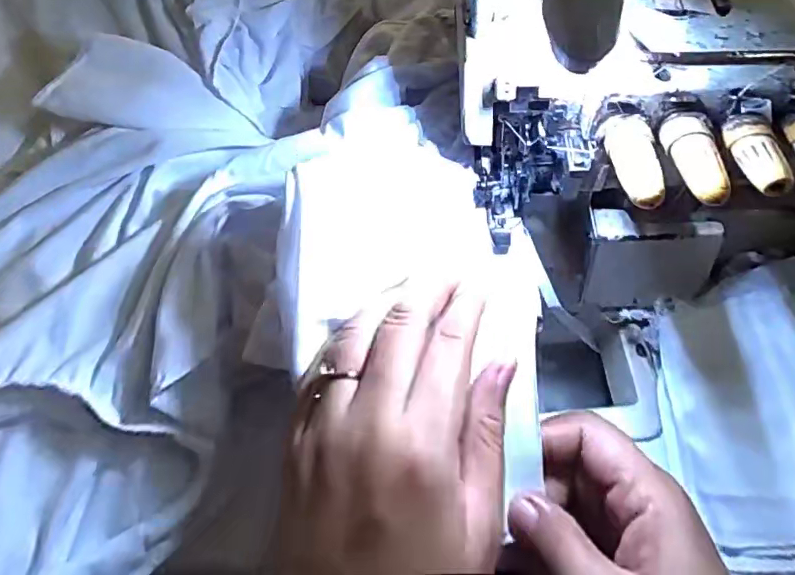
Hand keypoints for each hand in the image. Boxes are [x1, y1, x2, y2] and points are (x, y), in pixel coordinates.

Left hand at [280, 281, 516, 574]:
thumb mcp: (476, 522)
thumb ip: (486, 433)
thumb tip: (501, 363)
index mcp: (422, 444)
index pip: (449, 343)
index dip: (467, 304)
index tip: (480, 283)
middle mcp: (368, 424)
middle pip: (399, 326)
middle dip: (429, 288)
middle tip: (450, 272)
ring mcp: (322, 432)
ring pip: (352, 337)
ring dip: (385, 301)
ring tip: (410, 287)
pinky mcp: (293, 447)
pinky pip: (316, 371)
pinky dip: (343, 338)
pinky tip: (363, 329)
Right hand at [506, 411, 722, 574]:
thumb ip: (563, 542)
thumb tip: (519, 500)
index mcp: (645, 489)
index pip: (589, 435)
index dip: (544, 440)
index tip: (498, 465)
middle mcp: (638, 502)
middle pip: (577, 470)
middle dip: (532, 488)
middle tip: (490, 516)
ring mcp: (631, 536)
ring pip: (573, 509)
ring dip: (534, 524)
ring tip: (491, 543)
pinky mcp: (625, 566)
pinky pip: (580, 543)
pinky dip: (548, 551)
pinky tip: (513, 565)